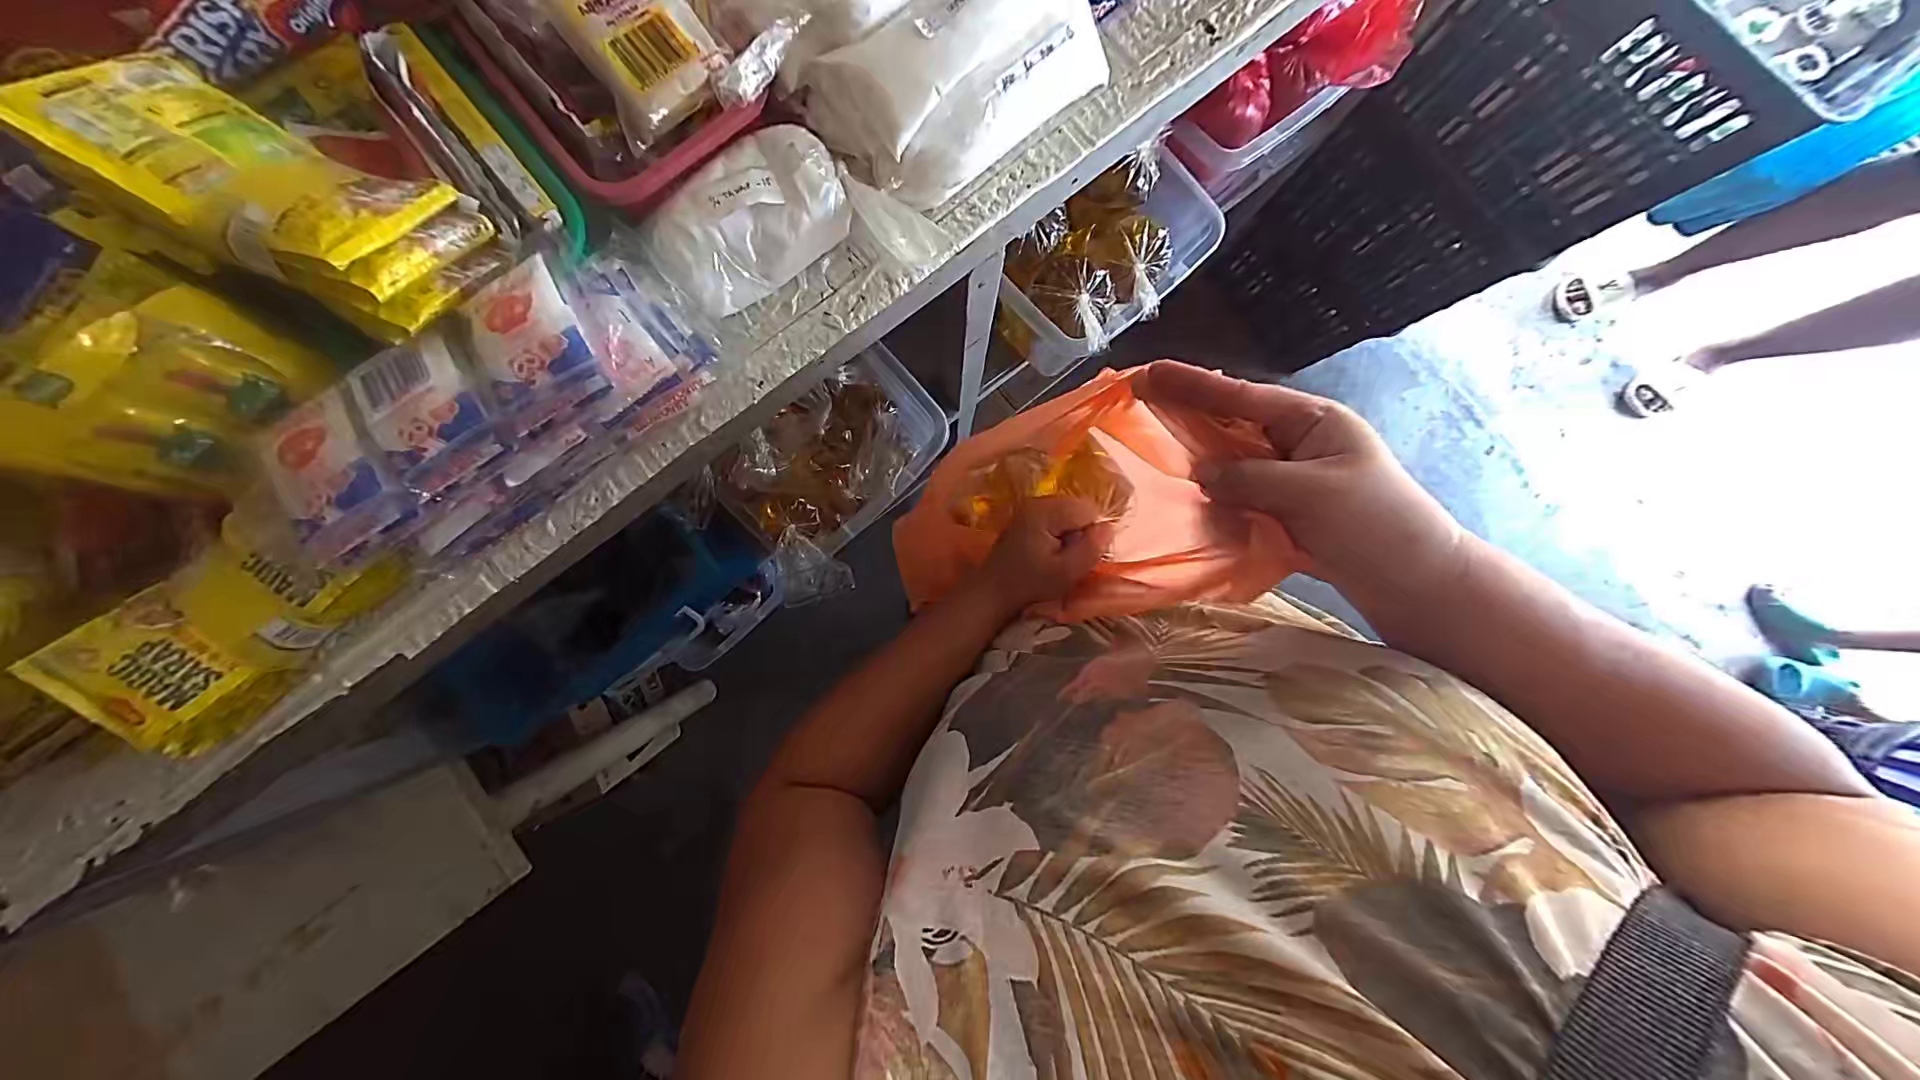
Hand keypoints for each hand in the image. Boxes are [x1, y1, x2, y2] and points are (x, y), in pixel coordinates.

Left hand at [973, 496, 1113, 616]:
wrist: (992, 592)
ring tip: (1056, 558)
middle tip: (1066, 559)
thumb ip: (1090, 549)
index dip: (1091, 535)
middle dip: (1081, 534)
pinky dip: (1059, 535)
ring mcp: (1031, 507)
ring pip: (1070, 514)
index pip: (1090, 511)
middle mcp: (1038, 501)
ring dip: (1071, 536)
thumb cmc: (1030, 585)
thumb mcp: (1066, 573)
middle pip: (1080, 509)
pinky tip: (1046, 554)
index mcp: (1046, 511)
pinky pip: (1057, 519)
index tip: (1078, 557)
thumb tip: (1108, 528)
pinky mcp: (1027, 517)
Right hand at [1136, 361, 1471, 614]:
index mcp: (1311, 421)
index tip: (1149, 373)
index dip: (1192, 385)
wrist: (1416, 582)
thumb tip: (1201, 473)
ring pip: (1229, 460)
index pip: (1241, 397)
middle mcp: (1295, 442)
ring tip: (1148, 446)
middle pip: (1230, 422)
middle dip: (1185, 412)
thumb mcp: (1314, 494)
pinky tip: (1182, 495)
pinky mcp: (1282, 510)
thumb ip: (1253, 479)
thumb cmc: (1378, 525)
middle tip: (1138, 403)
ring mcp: (1287, 478)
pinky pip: (1236, 494)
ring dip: (1192, 454)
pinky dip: (1209, 494)